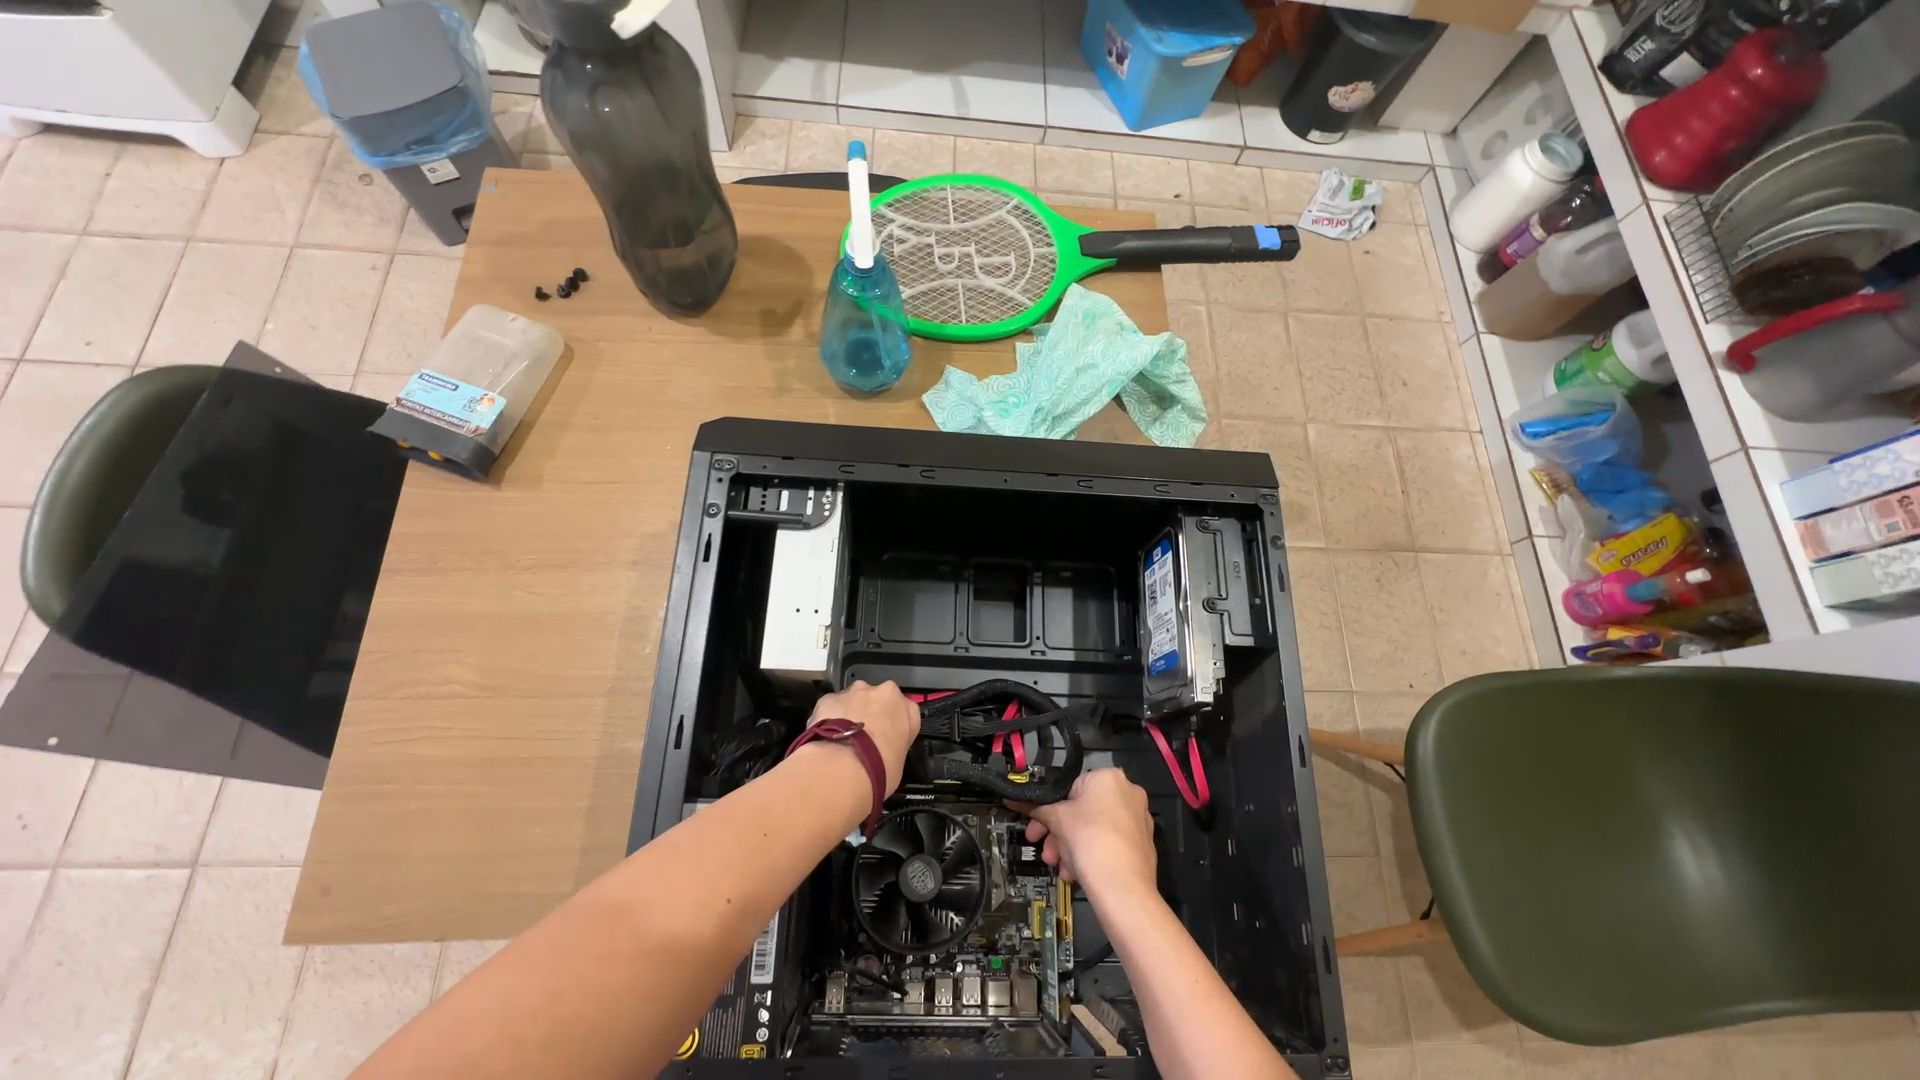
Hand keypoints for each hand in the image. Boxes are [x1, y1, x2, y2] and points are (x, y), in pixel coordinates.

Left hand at [806, 680, 919, 793]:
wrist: (846, 767)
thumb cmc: (880, 768)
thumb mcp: (900, 761)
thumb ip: (894, 744)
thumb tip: (884, 750)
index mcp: (907, 708)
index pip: (905, 711)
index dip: (894, 725)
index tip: (887, 738)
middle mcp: (882, 693)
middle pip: (878, 699)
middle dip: (871, 713)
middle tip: (864, 738)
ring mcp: (854, 693)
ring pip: (853, 699)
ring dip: (850, 714)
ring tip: (843, 740)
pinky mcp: (829, 698)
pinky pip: (831, 707)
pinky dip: (829, 718)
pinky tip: (827, 738)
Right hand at [1010, 768, 1156, 899]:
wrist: (1123, 887)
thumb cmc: (1091, 841)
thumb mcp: (1056, 819)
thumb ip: (1037, 807)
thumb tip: (1016, 799)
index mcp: (1109, 777)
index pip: (1070, 787)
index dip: (1050, 809)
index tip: (1038, 826)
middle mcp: (1129, 793)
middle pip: (1082, 810)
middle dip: (1058, 833)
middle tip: (1044, 848)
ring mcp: (1138, 819)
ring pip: (1093, 829)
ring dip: (1070, 847)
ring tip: (1059, 866)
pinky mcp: (1141, 844)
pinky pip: (1107, 843)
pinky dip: (1090, 854)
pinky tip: (1076, 872)